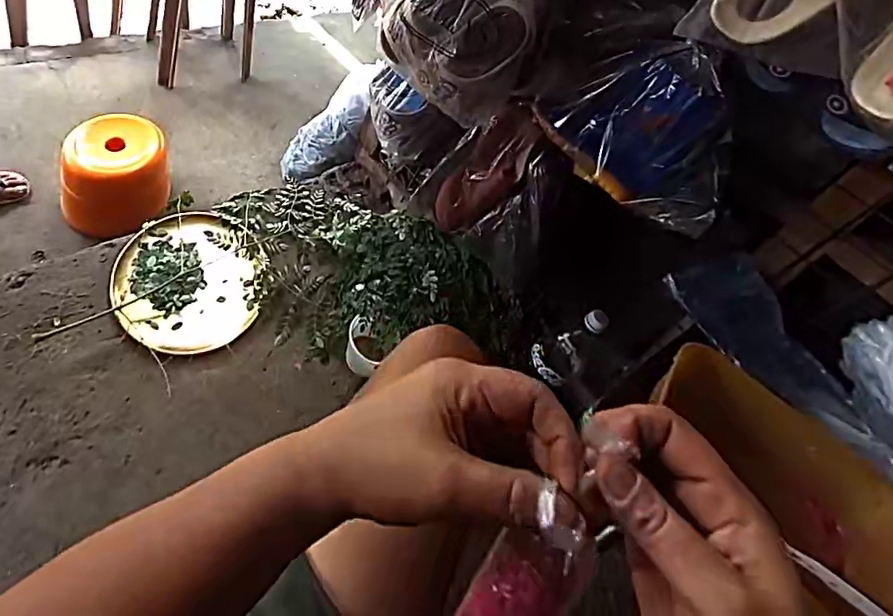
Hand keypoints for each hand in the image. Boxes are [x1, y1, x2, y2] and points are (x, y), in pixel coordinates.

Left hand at [296, 357, 583, 530]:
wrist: (319, 478)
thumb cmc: (376, 465)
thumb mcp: (446, 482)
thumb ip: (508, 494)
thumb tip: (565, 513)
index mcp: (465, 379)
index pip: (533, 395)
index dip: (560, 437)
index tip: (572, 485)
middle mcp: (466, 388)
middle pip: (527, 415)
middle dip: (550, 458)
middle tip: (567, 507)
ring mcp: (458, 412)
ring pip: (513, 437)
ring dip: (533, 472)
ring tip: (550, 512)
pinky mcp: (450, 437)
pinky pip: (494, 452)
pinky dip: (512, 478)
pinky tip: (523, 507)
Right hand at [587, 405, 808, 615]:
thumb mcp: (718, 597)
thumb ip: (662, 528)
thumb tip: (608, 462)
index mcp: (726, 501)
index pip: (675, 433)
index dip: (633, 424)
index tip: (592, 442)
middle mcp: (698, 505)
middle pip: (649, 448)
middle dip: (609, 445)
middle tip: (572, 465)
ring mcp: (674, 531)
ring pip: (631, 477)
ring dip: (598, 473)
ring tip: (570, 487)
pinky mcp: (653, 559)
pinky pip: (622, 513)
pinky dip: (597, 503)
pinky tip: (579, 508)